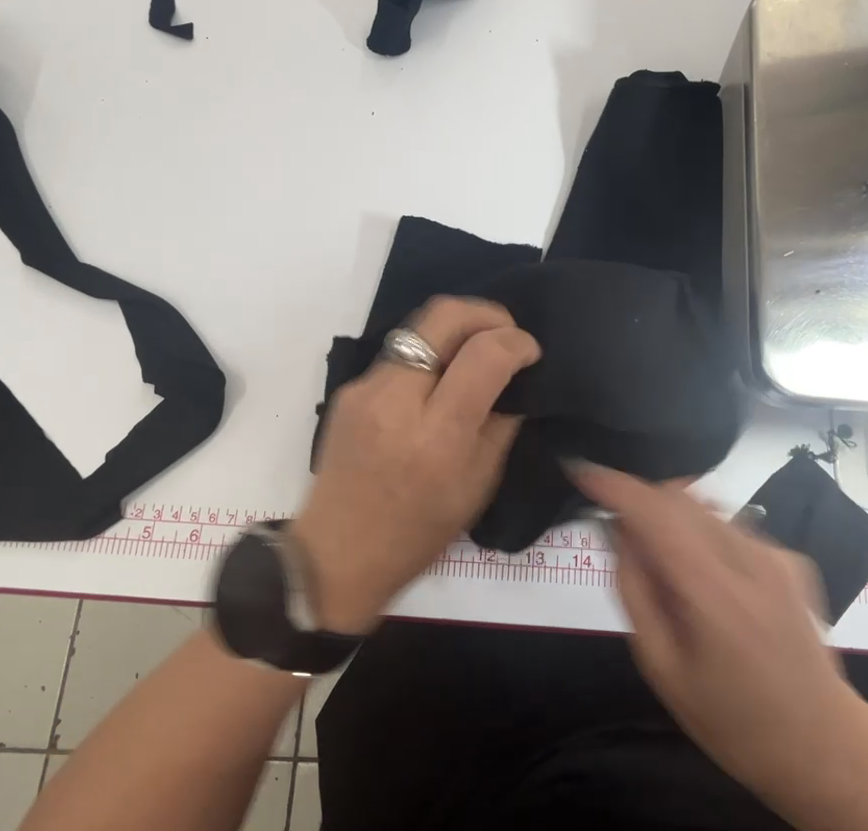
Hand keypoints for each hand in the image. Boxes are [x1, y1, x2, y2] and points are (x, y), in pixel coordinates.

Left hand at [295, 297, 540, 634]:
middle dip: (487, 312)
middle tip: (507, 332)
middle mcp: (397, 399)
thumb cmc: (417, 533)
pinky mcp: (350, 390)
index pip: (484, 354)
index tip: (530, 352)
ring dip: (457, 330)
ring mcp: (366, 389)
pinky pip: (399, 355)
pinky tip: (439, 383)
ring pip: (418, 327)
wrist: (336, 554)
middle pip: (444, 314)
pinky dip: (429, 356)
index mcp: (437, 434)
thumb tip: (516, 379)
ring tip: (477, 353)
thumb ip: (501, 424)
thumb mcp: (478, 485)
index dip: (517, 342)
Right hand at [573, 463, 862, 812]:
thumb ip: (636, 591)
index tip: (583, 473)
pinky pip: (731, 527)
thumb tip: (617, 532)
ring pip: (706, 507)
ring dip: (671, 517)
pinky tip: (703, 580)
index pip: (657, 514)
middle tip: (617, 534)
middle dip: (641, 500)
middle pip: (682, 499)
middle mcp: (752, 560)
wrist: (821, 745)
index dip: (616, 486)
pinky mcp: (791, 560)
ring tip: (662, 567)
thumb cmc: (731, 721)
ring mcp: (778, 555)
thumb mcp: (662, 667)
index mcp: (716, 594)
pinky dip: (703, 535)